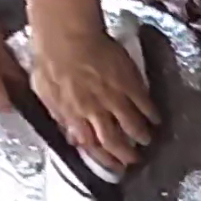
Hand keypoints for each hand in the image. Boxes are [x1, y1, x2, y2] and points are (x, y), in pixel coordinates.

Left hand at [31, 26, 158, 172]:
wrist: (66, 34)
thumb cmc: (51, 59)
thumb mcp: (44, 91)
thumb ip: (59, 114)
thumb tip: (71, 135)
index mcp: (72, 114)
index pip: (90, 145)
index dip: (103, 159)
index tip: (114, 166)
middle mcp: (95, 111)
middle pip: (114, 141)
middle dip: (126, 155)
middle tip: (135, 160)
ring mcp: (114, 98)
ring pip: (133, 127)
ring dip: (142, 136)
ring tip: (147, 140)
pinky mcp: (130, 85)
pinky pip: (146, 106)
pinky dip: (152, 115)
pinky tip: (156, 119)